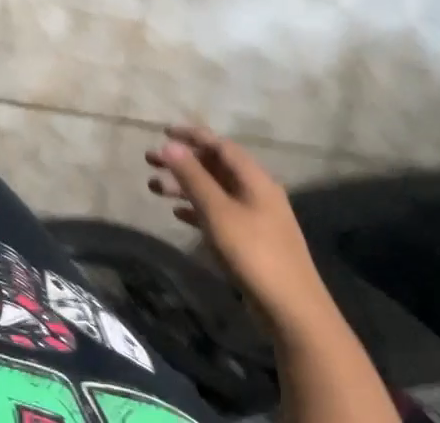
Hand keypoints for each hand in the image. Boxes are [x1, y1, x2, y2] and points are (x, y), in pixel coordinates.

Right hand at [146, 125, 330, 324]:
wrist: (290, 308)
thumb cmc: (253, 252)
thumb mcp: (217, 210)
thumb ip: (192, 176)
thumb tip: (169, 145)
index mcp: (256, 181)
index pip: (221, 146)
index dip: (192, 136)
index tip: (162, 131)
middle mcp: (257, 193)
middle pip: (216, 167)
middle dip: (182, 161)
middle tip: (149, 160)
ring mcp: (256, 217)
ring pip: (214, 190)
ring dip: (185, 185)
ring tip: (154, 188)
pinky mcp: (251, 239)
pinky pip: (218, 212)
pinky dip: (196, 207)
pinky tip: (177, 214)